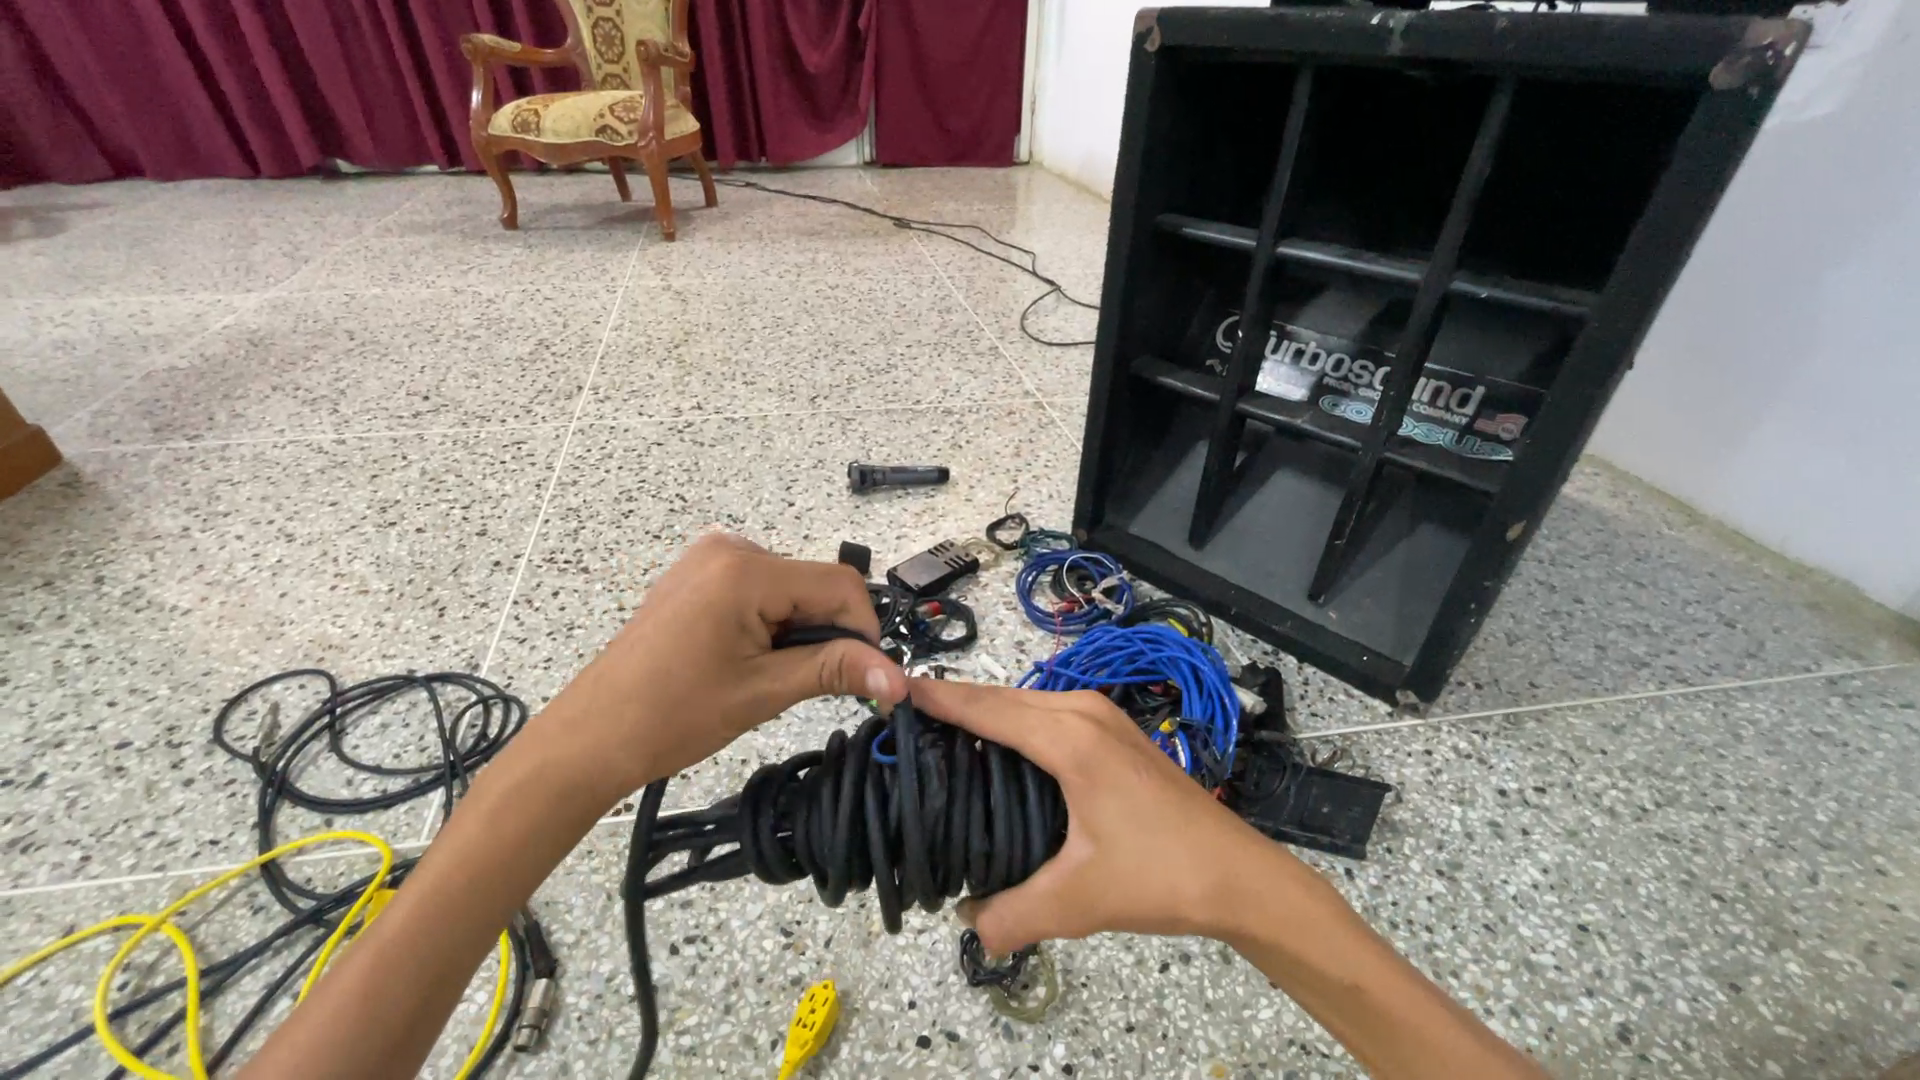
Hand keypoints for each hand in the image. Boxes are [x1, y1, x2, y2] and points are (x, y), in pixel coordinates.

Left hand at [539, 534, 906, 801]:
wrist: (592, 735)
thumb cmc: (673, 715)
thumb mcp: (764, 691)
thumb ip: (836, 670)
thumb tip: (900, 678)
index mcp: (746, 569)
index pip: (840, 584)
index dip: (864, 630)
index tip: (867, 677)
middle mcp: (730, 548)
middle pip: (815, 584)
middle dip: (826, 633)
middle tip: (807, 683)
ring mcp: (709, 558)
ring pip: (791, 589)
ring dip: (799, 630)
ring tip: (769, 675)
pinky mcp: (698, 574)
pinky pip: (760, 589)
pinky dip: (772, 622)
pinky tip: (748, 657)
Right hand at [910, 678, 1292, 953]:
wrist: (1240, 874)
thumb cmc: (1162, 874)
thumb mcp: (1079, 902)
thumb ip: (1012, 915)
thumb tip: (967, 924)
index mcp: (1070, 738)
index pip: (986, 708)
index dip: (936, 698)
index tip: (890, 690)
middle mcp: (1083, 712)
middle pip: (1002, 696)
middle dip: (953, 703)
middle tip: (903, 725)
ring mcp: (1103, 717)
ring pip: (1026, 702)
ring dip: (984, 713)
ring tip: (940, 738)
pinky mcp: (1114, 733)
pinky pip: (1047, 715)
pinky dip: (1014, 724)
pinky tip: (999, 755)